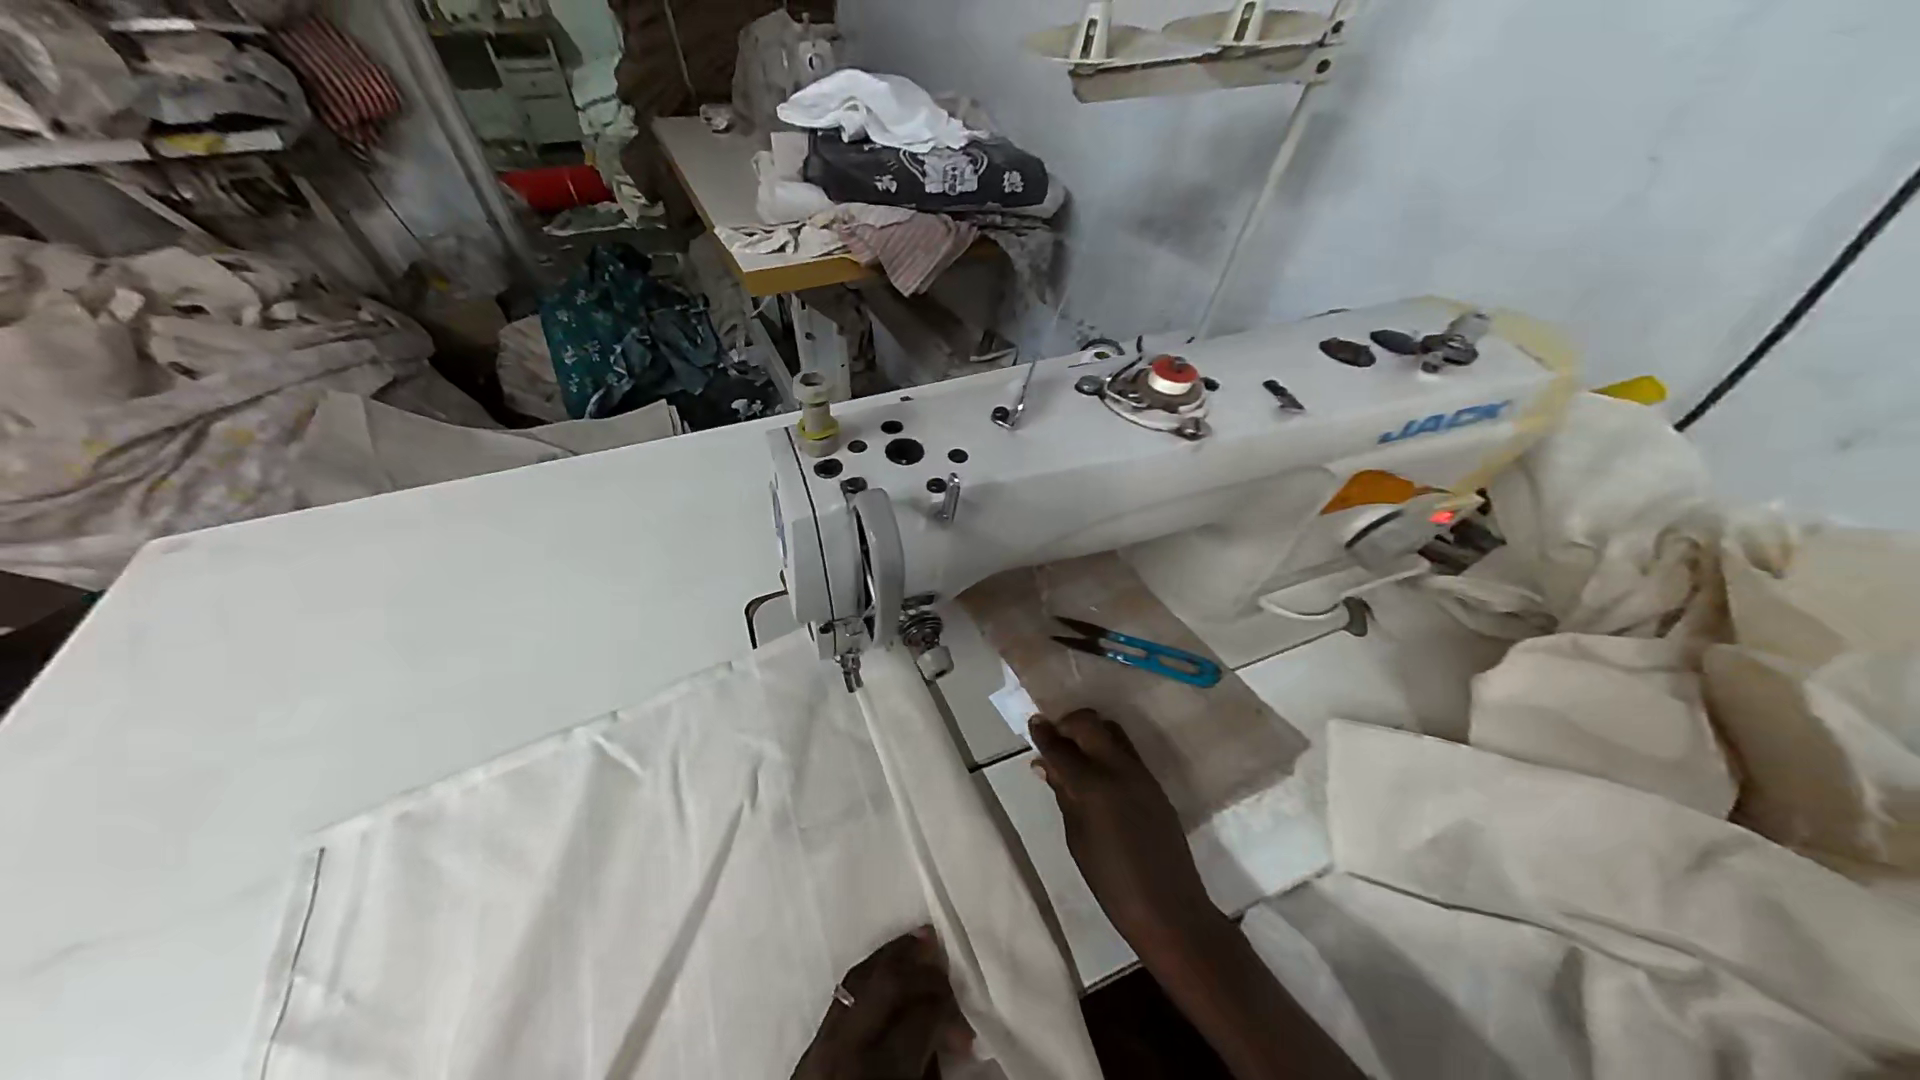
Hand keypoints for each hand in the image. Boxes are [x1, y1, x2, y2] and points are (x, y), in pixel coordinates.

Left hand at [791, 928, 972, 1079]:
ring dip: (894, 956)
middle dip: (922, 971)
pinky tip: (890, 962)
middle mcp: (846, 1049)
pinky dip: (871, 971)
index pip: (920, 1017)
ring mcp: (822, 1042)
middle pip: (887, 986)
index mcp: (878, 1072)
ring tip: (923, 940)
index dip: (949, 1012)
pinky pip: (845, 991)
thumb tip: (945, 1034)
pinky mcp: (811, 1043)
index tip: (966, 1024)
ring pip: (860, 978)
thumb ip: (929, 1069)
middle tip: (948, 963)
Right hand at [1030, 710, 1220, 954]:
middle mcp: (1120, 769)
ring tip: (1074, 753)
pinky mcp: (1155, 785)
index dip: (1044, 733)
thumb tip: (1047, 765)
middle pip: (1091, 724)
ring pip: (1112, 732)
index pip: (1062, 748)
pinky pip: (1126, 752)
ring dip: (1090, 733)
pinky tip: (1095, 772)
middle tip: (1054, 738)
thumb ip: (1064, 795)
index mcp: (1094, 786)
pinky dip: (1106, 750)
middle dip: (1069, 724)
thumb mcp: (1076, 838)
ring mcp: (1142, 775)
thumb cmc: (1111, 882)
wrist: (1169, 907)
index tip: (1033, 722)